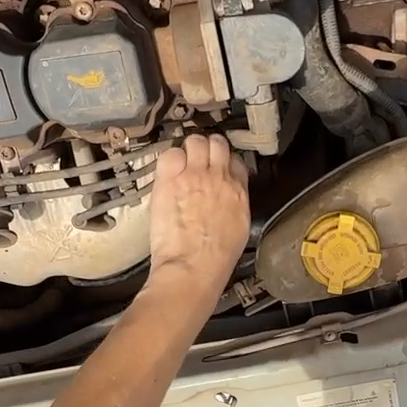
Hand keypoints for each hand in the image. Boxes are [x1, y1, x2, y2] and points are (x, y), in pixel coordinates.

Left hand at [145, 134, 248, 299]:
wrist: (193, 266)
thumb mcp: (239, 229)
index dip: (225, 162)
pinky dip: (169, 158)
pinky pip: (170, 153)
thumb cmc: (215, 257)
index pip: (236, 161)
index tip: (218, 166)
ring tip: (182, 161)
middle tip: (199, 158)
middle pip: (217, 143)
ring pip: (195, 141)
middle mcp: (219, 178)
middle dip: (208, 148)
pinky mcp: (170, 179)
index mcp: (238, 191)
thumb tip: (228, 197)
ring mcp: (194, 175)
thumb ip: (235, 204)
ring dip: (189, 148)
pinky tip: (168, 171)